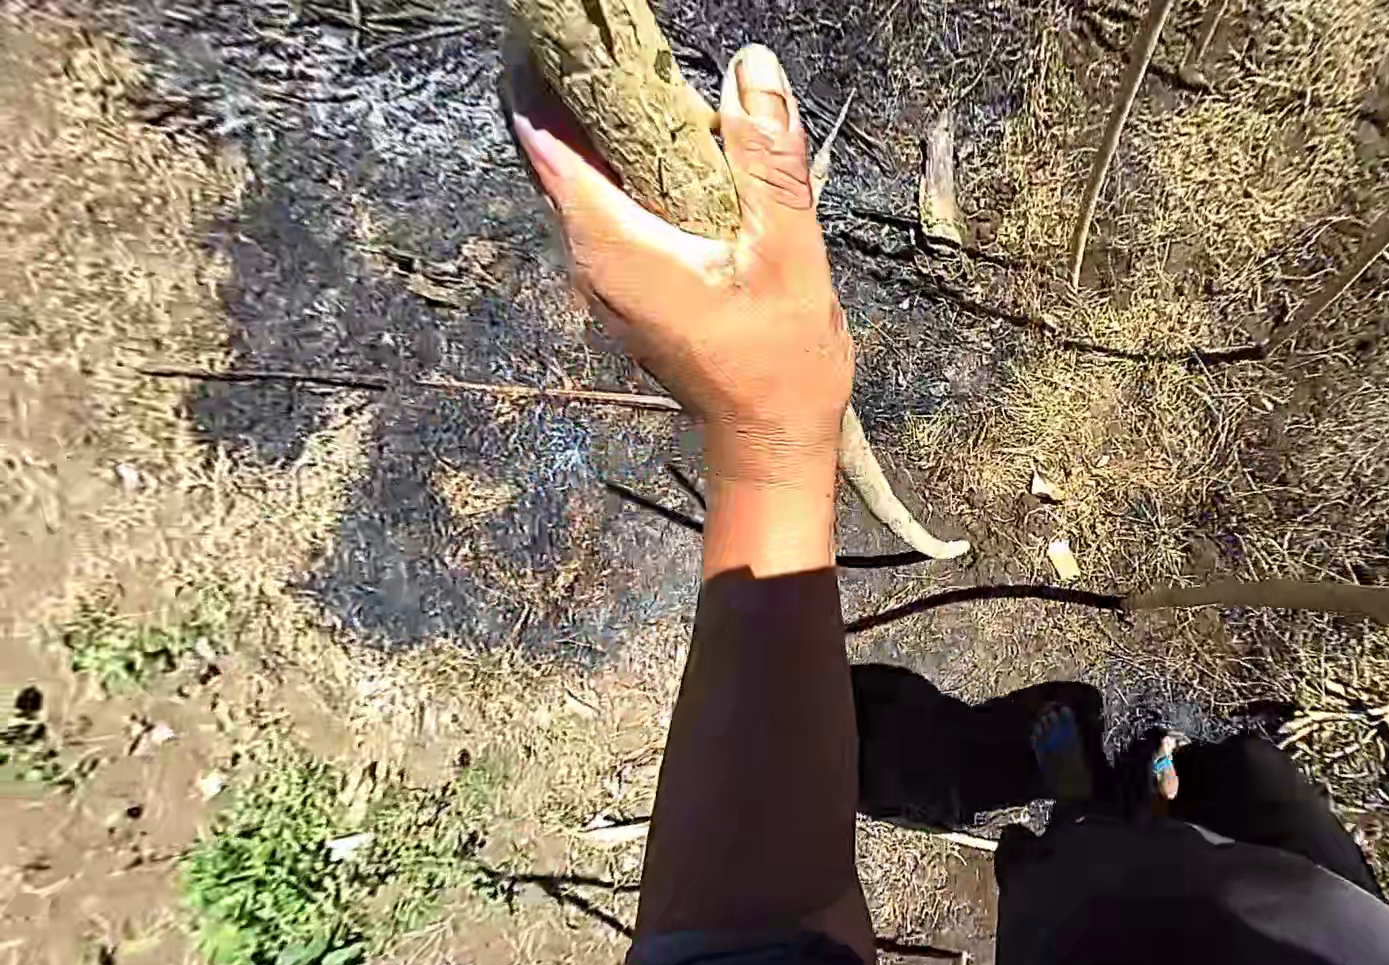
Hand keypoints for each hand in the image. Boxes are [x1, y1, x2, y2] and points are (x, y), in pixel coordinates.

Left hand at [510, 45, 852, 489]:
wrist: (774, 444)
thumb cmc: (784, 370)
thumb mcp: (792, 265)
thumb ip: (770, 170)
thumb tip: (753, 71)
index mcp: (615, 246)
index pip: (542, 122)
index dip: (559, 62)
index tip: (603, 35)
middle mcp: (593, 263)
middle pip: (562, 148)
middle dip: (600, 94)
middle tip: (663, 72)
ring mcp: (610, 286)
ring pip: (590, 185)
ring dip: (625, 140)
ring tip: (687, 120)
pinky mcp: (634, 300)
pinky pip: (616, 220)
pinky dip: (641, 185)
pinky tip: (695, 184)